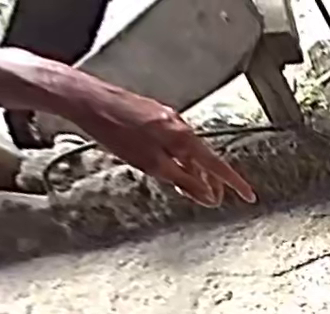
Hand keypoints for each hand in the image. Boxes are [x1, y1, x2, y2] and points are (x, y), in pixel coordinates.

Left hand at [11, 51, 255, 206]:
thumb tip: (208, 197)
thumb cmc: (114, 131)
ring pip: (188, 152)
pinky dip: (177, 158)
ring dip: (191, 171)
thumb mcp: (153, 166)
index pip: (219, 167)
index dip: (236, 184)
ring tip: (183, 187)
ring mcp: (165, 118)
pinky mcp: (150, 115)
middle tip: (207, 200)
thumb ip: (185, 183)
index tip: (249, 196)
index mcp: (185, 139)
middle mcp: (180, 126)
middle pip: (205, 161)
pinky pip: (174, 142)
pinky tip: (167, 167)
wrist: (79, 97)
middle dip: (209, 182)